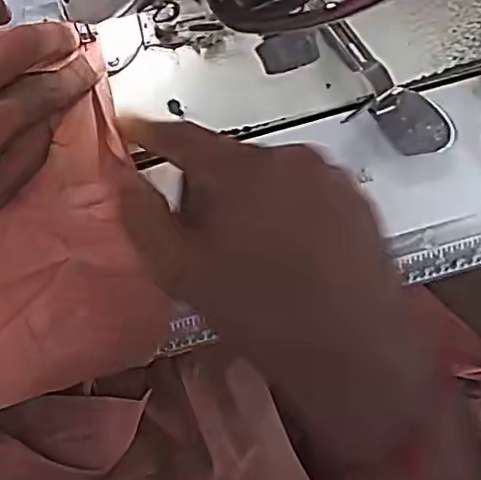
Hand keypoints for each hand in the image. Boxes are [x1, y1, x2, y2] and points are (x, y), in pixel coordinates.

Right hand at [113, 119, 480, 479]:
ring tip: (247, 252)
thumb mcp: (180, 270)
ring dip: (243, 198)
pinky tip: (283, 253)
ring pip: (263, 174)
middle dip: (203, 186)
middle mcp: (289, 158)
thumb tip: (124, 182)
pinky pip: (300, 189)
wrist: (354, 353)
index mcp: (240, 170)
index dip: (149, 131)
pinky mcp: (356, 197)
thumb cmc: (258, 311)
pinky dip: (281, 208)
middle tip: (199, 235)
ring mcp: (329, 175)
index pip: (181, 136)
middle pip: (224, 157)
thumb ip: (142, 217)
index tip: (131, 126)